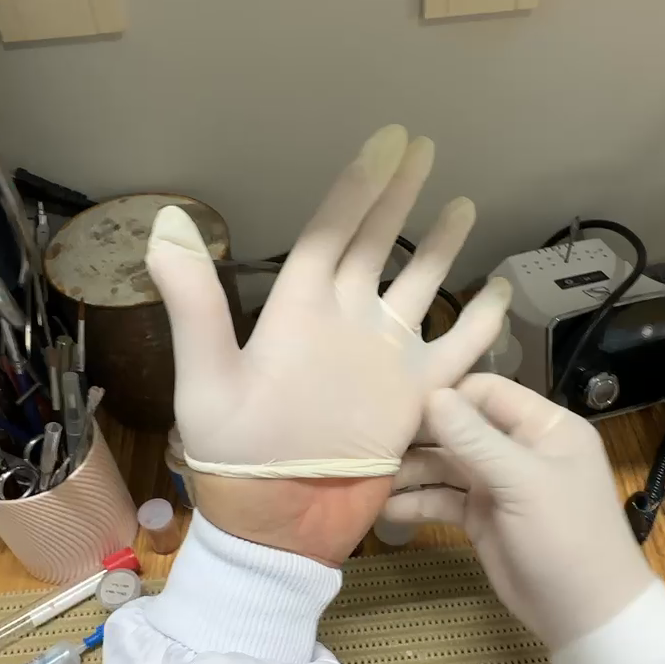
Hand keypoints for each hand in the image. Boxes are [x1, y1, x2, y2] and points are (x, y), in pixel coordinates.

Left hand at [147, 126, 510, 562]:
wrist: (279, 521)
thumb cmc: (237, 456)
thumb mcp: (207, 380)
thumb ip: (196, 303)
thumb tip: (166, 223)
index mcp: (299, 311)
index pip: (331, 232)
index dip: (357, 187)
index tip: (385, 142)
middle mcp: (346, 322)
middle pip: (376, 246)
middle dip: (398, 198)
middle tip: (423, 149)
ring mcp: (383, 357)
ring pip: (419, 287)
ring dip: (439, 248)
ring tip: (462, 204)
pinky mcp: (414, 395)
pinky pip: (455, 351)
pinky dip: (479, 326)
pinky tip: (498, 295)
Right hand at [381, 374, 655, 647]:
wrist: (585, 616)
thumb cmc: (567, 536)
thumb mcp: (523, 482)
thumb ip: (476, 439)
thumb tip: (432, 394)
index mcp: (544, 428)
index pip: (487, 392)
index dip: (447, 394)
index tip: (399, 401)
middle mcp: (518, 448)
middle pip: (460, 427)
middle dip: (419, 433)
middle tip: (371, 438)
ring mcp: (497, 484)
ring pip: (445, 464)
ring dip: (411, 469)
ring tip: (369, 474)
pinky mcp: (480, 517)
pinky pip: (442, 500)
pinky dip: (417, 503)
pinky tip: (385, 508)